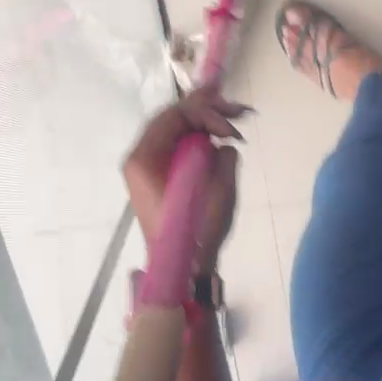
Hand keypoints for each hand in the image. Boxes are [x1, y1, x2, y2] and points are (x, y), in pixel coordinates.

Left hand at [123, 89, 248, 271]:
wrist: (183, 269)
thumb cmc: (197, 230)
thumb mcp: (217, 188)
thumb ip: (222, 155)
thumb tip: (222, 146)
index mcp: (145, 156)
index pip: (176, 114)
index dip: (209, 112)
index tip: (234, 129)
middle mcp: (140, 157)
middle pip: (174, 119)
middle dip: (208, 112)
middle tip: (241, 112)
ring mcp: (147, 168)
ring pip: (177, 132)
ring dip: (206, 126)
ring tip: (235, 125)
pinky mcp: (158, 179)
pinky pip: (178, 149)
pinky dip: (200, 143)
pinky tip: (221, 144)